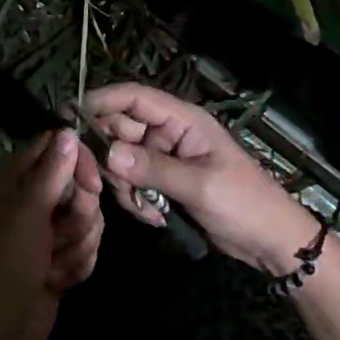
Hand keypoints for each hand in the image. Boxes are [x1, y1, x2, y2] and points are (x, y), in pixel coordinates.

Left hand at [0, 129, 102, 339]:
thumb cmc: (6, 265)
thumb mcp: (28, 213)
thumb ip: (51, 171)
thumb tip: (66, 129)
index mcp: (15, 180)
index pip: (56, 147)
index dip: (78, 162)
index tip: (91, 184)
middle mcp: (33, 199)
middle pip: (79, 184)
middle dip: (80, 214)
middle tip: (62, 234)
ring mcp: (49, 230)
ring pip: (89, 218)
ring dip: (78, 244)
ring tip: (54, 264)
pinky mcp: (61, 256)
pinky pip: (88, 246)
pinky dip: (77, 264)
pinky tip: (57, 280)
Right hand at [83, 84, 318, 273]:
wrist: (270, 241)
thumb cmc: (243, 203)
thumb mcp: (199, 186)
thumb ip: (153, 169)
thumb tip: (108, 153)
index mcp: (183, 120)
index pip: (134, 97)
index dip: (102, 100)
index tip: (70, 116)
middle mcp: (169, 133)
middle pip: (120, 130)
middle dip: (111, 158)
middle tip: (108, 185)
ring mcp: (165, 159)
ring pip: (122, 161)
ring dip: (126, 187)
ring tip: (148, 209)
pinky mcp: (164, 183)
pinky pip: (133, 184)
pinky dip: (137, 201)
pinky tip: (157, 219)